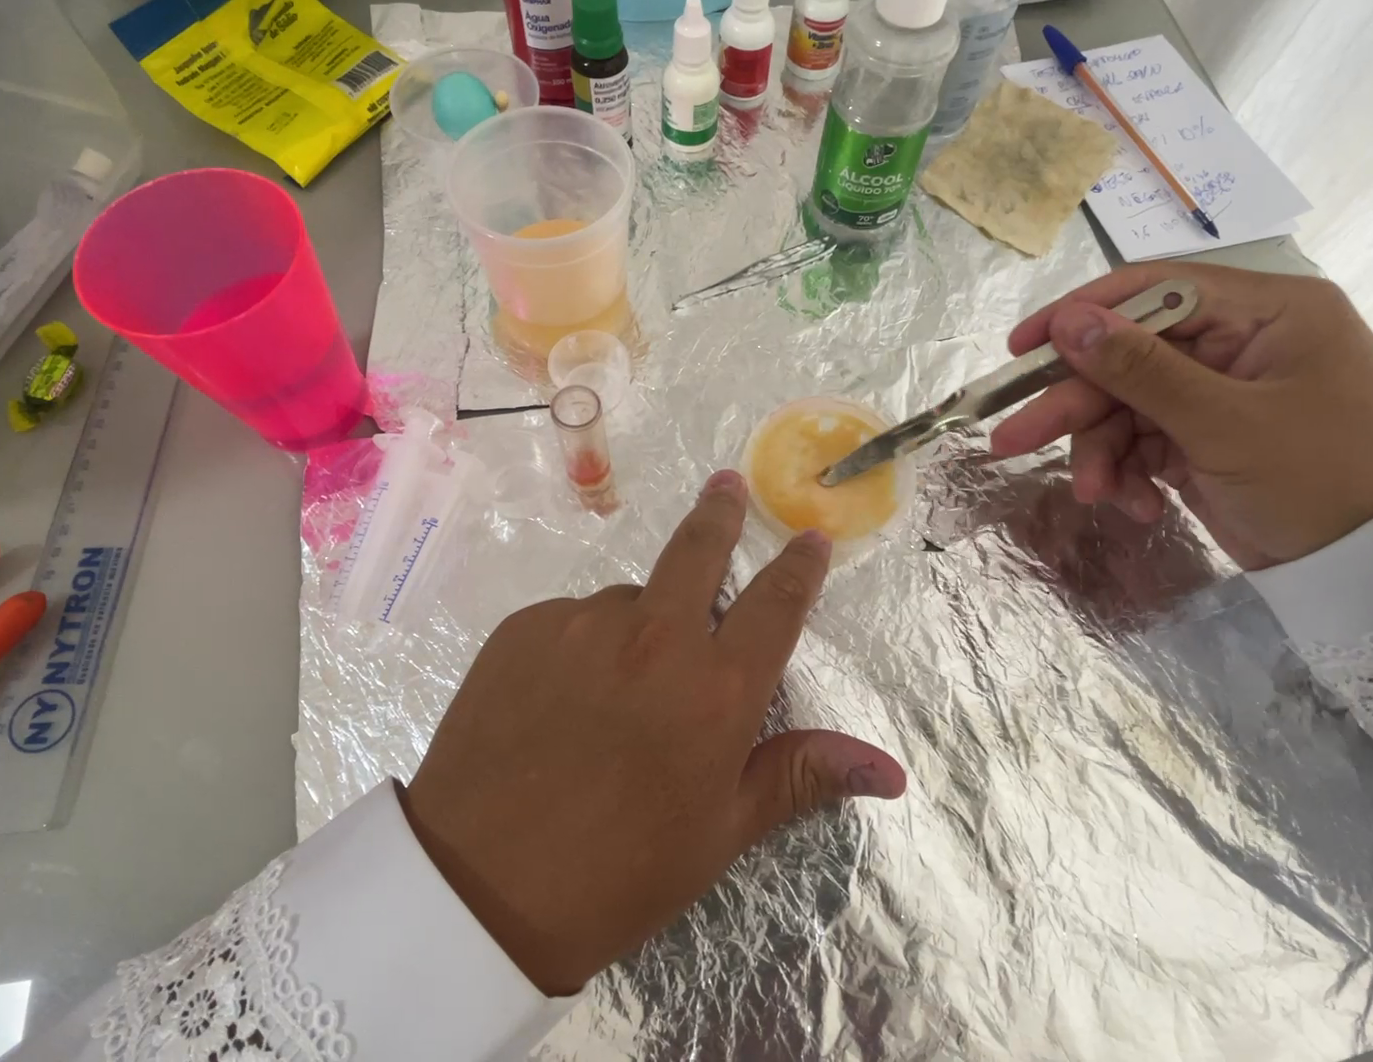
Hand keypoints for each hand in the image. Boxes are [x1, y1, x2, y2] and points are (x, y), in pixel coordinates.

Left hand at [399, 471, 907, 995]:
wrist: (480, 886)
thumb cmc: (619, 872)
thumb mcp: (721, 831)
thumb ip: (801, 776)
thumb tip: (893, 771)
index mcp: (716, 689)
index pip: (776, 606)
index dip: (798, 567)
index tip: (809, 536)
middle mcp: (654, 638)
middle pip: (697, 551)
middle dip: (719, 514)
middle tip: (725, 485)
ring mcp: (582, 624)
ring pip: (629, 599)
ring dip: (640, 619)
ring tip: (618, 686)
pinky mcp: (523, 628)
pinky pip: (571, 619)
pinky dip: (582, 643)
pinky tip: (562, 696)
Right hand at [988, 263, 1372, 569]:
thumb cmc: (1324, 477)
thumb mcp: (1224, 423)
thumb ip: (1140, 370)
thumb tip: (1068, 321)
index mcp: (1261, 311)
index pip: (1151, 291)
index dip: (1078, 317)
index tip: (1019, 350)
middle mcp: (1236, 344)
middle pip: (1127, 359)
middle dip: (1073, 406)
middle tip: (1010, 441)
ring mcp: (1219, 395)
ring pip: (1126, 408)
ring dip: (1102, 452)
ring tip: (1100, 495)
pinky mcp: (1207, 439)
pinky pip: (1144, 444)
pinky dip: (1131, 474)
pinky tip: (1139, 505)